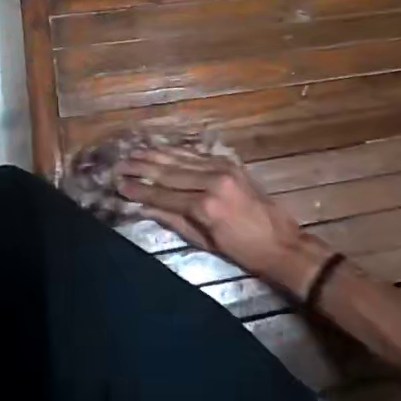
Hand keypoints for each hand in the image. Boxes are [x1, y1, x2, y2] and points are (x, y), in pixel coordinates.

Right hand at [117, 146, 334, 296]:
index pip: (163, 195)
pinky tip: (161, 149)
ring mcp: (222, 169)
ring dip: (155, 155)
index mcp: (204, 206)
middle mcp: (212, 182)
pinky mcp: (229, 164)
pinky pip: (196, 155)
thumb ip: (174, 221)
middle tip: (120, 163)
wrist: (281, 243)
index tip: (119, 184)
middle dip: (142, 168)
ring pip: (181, 158)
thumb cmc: (242, 251)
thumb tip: (145, 208)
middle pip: (169, 172)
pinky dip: (176, 152)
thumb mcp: (204, 242)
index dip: (139, 190)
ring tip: (134, 152)